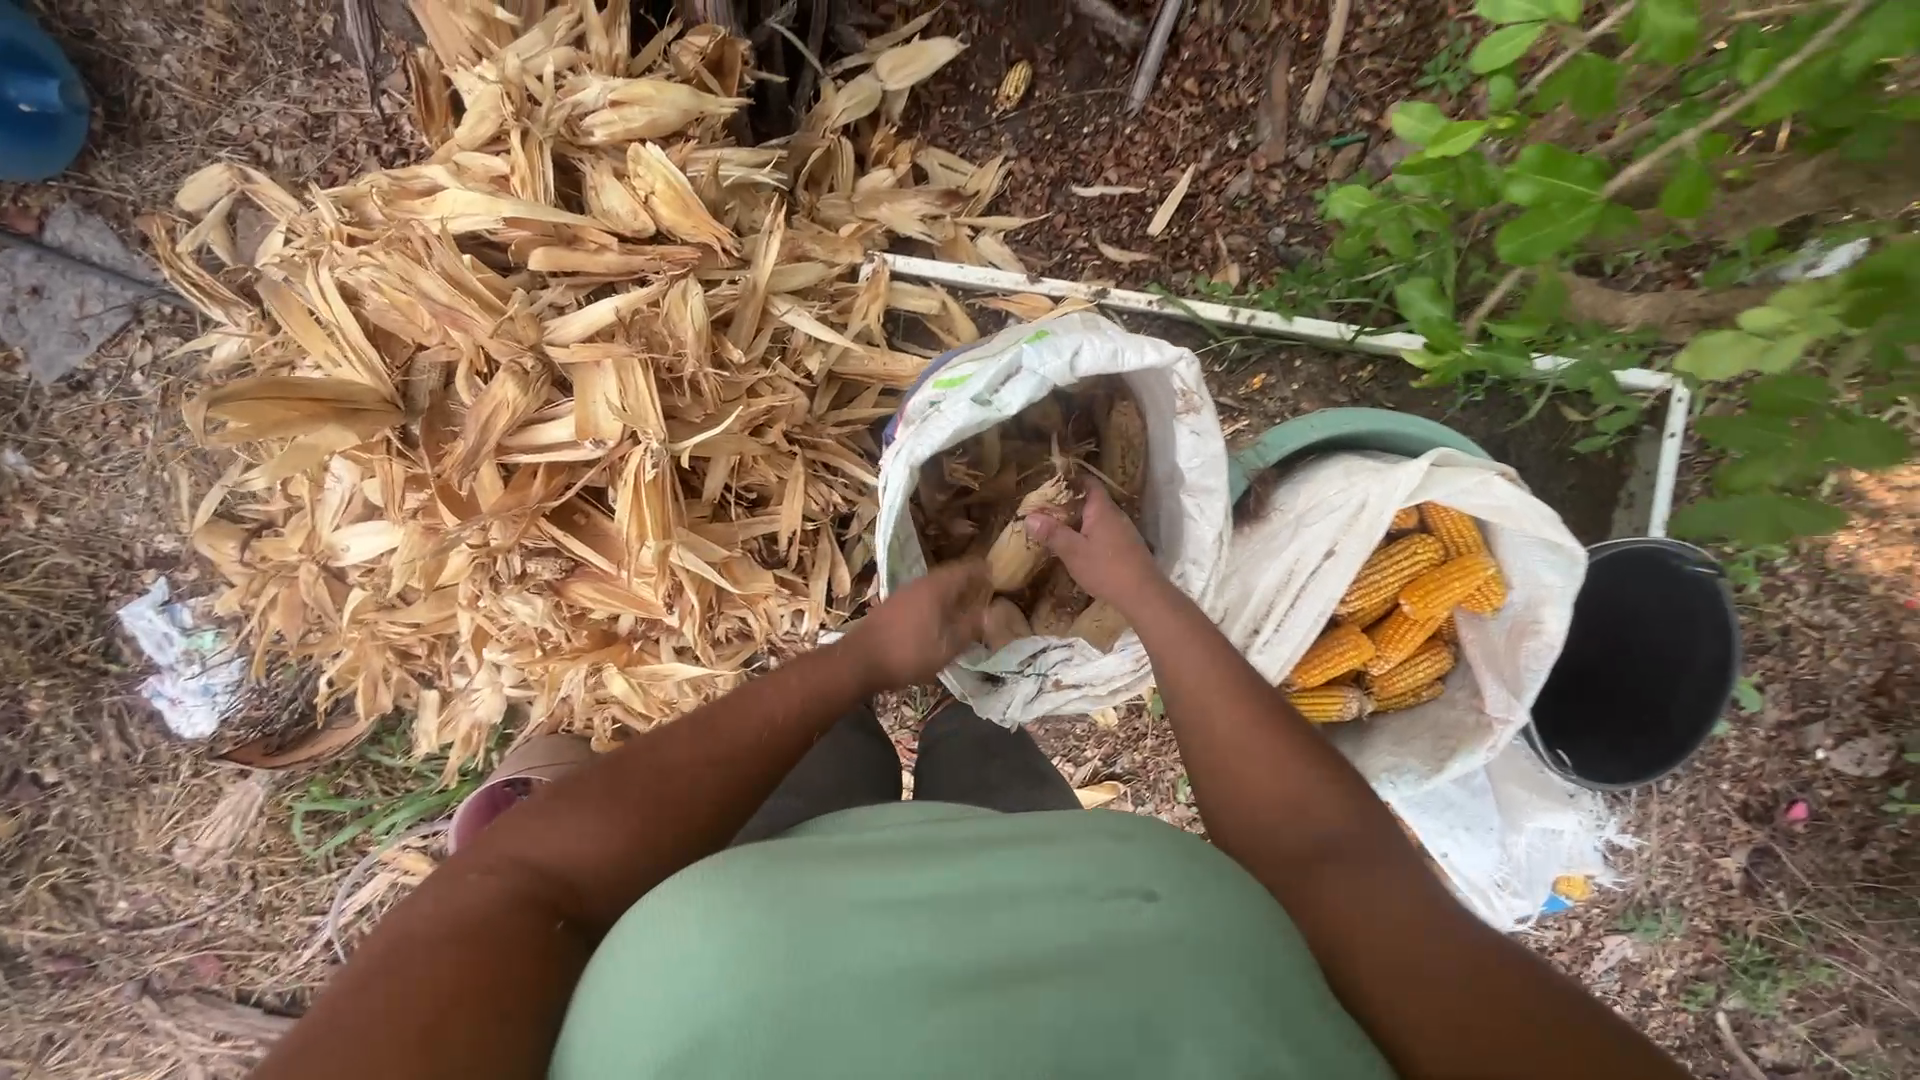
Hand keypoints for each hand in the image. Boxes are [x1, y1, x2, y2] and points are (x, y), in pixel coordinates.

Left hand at [845, 559, 991, 691]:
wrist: (859, 661)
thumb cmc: (908, 654)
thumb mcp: (947, 647)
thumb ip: (971, 627)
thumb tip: (991, 613)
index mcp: (937, 587)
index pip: (968, 568)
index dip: (985, 572)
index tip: (999, 579)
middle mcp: (921, 583)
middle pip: (951, 575)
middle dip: (970, 583)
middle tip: (987, 595)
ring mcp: (904, 592)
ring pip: (936, 586)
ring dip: (953, 593)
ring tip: (967, 608)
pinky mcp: (893, 605)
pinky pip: (924, 596)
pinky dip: (938, 602)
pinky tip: (940, 619)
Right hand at [1024, 480, 1167, 614]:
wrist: (1143, 595)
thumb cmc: (1106, 569)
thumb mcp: (1073, 552)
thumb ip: (1052, 533)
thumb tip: (1029, 517)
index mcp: (1102, 509)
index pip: (1088, 482)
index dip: (1071, 480)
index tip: (1051, 484)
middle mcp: (1115, 515)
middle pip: (1091, 500)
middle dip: (1069, 503)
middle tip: (1046, 509)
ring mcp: (1123, 531)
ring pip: (1097, 518)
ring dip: (1079, 520)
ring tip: (1057, 527)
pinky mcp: (1126, 547)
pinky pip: (1104, 532)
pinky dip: (1089, 533)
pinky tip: (1077, 546)